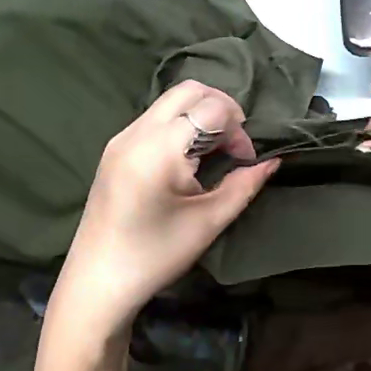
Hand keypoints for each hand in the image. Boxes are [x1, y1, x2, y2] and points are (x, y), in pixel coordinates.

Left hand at [53, 81, 279, 337]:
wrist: (98, 280)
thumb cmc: (156, 254)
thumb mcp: (208, 221)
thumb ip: (243, 184)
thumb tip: (271, 160)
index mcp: (159, 148)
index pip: (211, 107)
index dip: (238, 128)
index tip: (245, 160)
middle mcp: (137, 132)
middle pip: (188, 90)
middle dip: (220, 108)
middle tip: (233, 145)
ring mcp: (121, 137)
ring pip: (168, 101)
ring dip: (198, 115)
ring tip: (210, 153)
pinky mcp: (113, 148)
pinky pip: (153, 118)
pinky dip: (178, 124)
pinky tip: (185, 159)